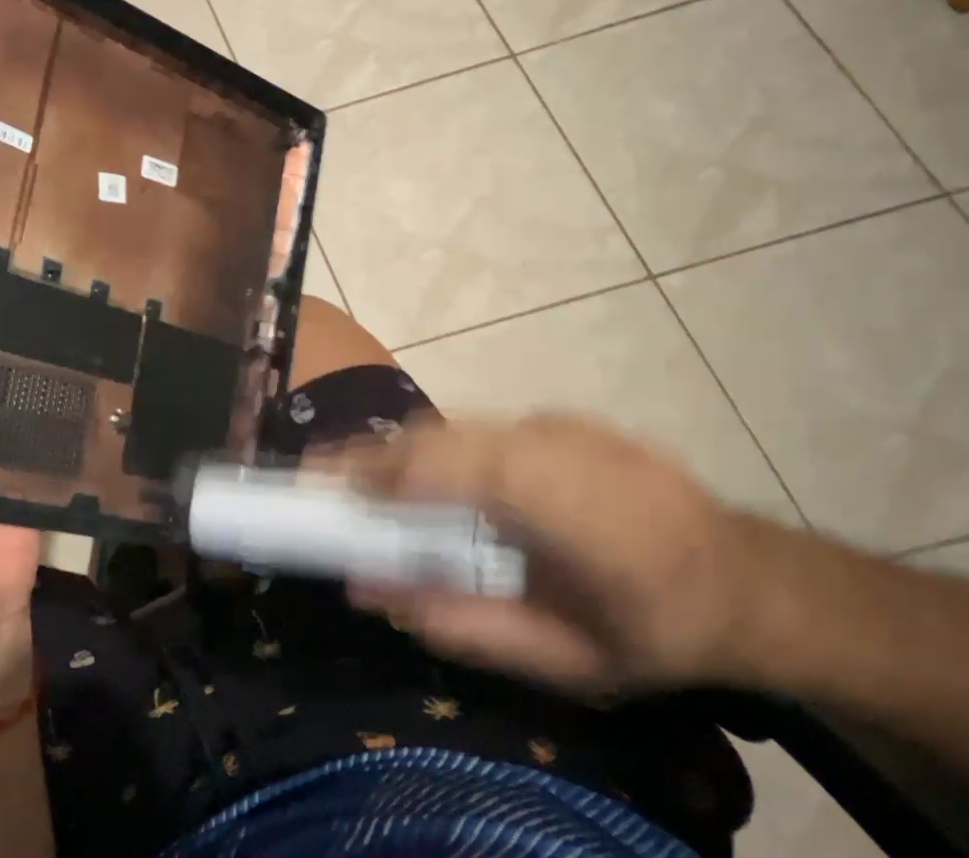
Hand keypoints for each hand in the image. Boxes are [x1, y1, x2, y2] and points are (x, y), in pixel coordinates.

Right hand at [337, 414, 761, 693]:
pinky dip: (435, 450)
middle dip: (371, 456)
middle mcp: (571, 451)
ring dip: (398, 451)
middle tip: (319, 484)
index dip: (384, 474)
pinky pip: (478, 430)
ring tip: (357, 481)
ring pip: (455, 426)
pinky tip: (420, 477)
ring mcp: (569, 426)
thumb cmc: (656, 633)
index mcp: (583, 515)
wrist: (760, 585)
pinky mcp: (564, 420)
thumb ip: (461, 624)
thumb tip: (364, 588)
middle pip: (443, 437)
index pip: (462, 472)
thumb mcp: (562, 659)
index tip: (321, 490)